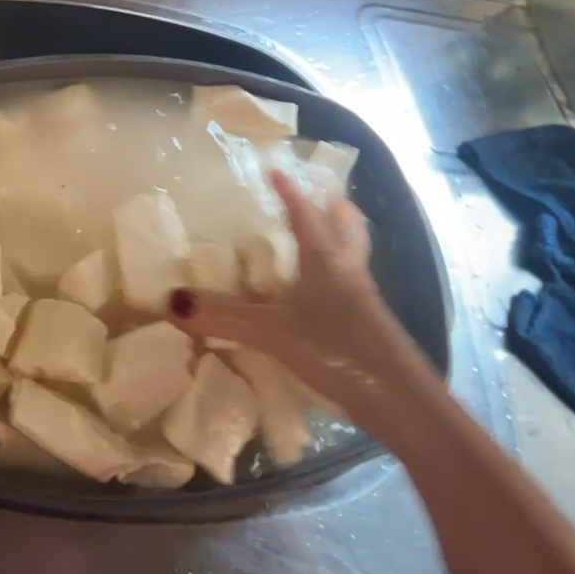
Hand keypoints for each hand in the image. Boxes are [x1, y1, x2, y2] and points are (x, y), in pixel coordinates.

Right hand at [170, 170, 430, 426]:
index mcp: (325, 261)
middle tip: (325, 195)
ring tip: (324, 238)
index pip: (304, 215)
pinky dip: (339, 279)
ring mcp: (364, 302)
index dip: (289, 193)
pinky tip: (323, 297)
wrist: (402, 402)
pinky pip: (352, 289)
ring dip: (340, 241)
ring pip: (353, 258)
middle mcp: (348, 273)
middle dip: (334, 211)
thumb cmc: (338, 350)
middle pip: (346, 230)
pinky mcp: (371, 329)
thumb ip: (223, 316)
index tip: (275, 171)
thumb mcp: (271, 332)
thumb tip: (172, 301)